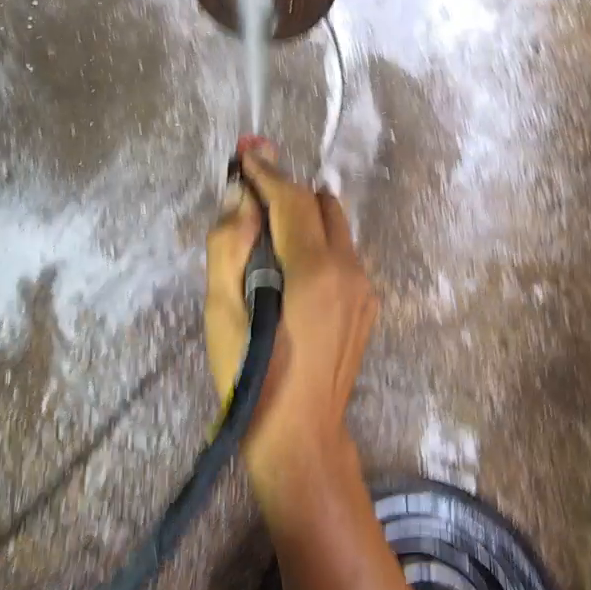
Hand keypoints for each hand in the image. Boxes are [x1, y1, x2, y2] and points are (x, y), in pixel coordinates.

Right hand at [205, 142, 378, 505]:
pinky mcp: (368, 307)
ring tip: (266, 234)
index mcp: (316, 269)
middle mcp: (351, 269)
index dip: (266, 172)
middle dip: (286, 192)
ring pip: (336, 229)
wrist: (299, 438)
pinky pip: (342, 256)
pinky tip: (289, 273)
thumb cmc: (250, 376)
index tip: (245, 151)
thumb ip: (230, 243)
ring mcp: (366, 289)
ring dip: (303, 218)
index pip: (292, 199)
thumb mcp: (222, 310)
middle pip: (320, 205)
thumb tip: (240, 193)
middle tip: (250, 194)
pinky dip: (316, 245)